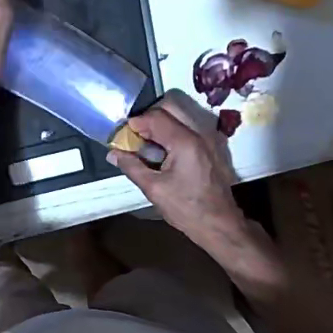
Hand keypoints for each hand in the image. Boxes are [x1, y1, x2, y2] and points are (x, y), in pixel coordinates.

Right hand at [109, 93, 288, 296]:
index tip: (122, 135)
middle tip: (135, 135)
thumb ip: (132, 166)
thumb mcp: (154, 189)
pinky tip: (163, 152)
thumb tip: (113, 153)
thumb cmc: (186, 209)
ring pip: (181, 116)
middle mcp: (200, 133)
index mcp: (185, 142)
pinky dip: (173, 132)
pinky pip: (189, 128)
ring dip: (161, 124)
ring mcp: (209, 139)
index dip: (135, 123)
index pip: (155, 117)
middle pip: (170, 107)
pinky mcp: (212, 147)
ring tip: (147, 144)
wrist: (219, 224)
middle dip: (149, 117)